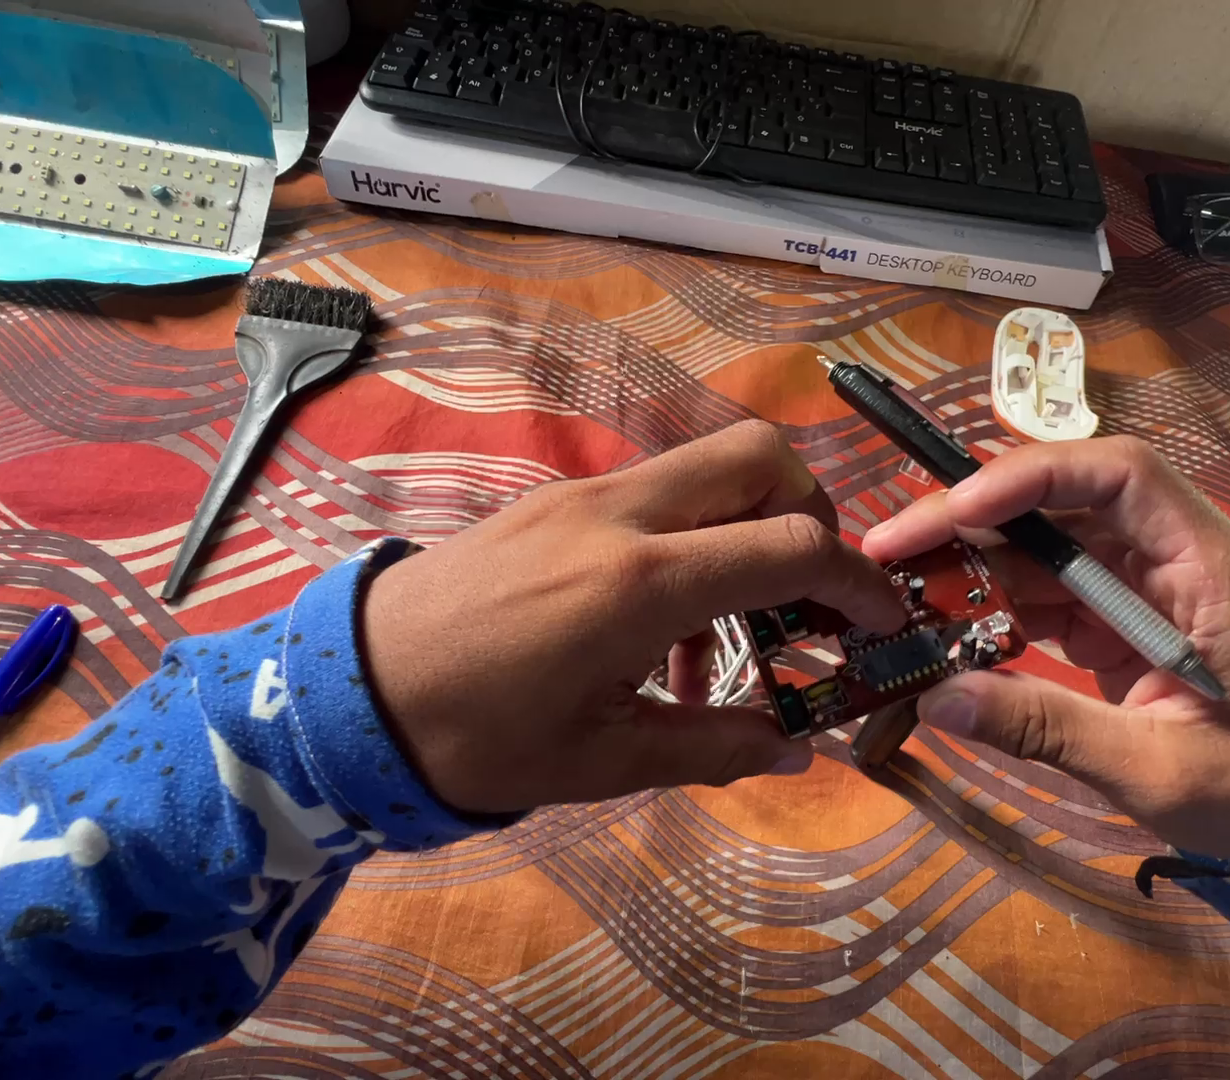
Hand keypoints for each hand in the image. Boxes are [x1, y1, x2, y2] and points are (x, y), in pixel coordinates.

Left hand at [360, 421, 907, 813]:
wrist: (346, 688)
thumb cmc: (473, 737)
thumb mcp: (600, 761)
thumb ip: (712, 747)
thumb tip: (797, 750)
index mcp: (641, 583)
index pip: (793, 546)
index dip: (857, 580)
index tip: (883, 619)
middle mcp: (624, 514)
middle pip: (762, 457)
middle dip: (812, 515)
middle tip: (805, 595)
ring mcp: (589, 493)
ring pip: (712, 466)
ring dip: (752, 529)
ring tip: (730, 634)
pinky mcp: (562, 496)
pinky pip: (662, 494)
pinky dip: (698, 540)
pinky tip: (665, 625)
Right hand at [862, 436, 1229, 864]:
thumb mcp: (1160, 771)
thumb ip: (1049, 728)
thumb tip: (934, 699)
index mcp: (1213, 571)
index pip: (1121, 477)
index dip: (1034, 476)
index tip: (956, 508)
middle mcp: (1175, 557)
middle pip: (1061, 504)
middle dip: (969, 520)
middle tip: (888, 549)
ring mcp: (1144, 584)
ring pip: (1041, 545)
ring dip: (968, 561)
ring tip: (896, 588)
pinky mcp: (1121, 615)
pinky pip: (1044, 591)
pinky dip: (990, 603)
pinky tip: (942, 622)